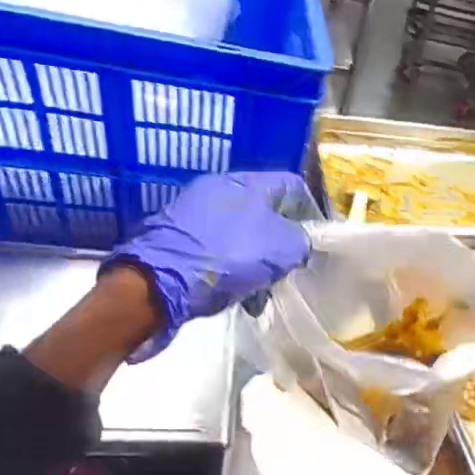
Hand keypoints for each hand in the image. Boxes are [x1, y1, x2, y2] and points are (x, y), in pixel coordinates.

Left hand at [107, 171, 312, 358]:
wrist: (158, 282)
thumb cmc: (227, 259)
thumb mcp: (280, 250)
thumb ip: (300, 241)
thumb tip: (299, 243)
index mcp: (246, 183)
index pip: (292, 184)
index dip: (310, 210)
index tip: (316, 240)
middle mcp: (218, 188)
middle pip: (265, 211)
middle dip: (280, 242)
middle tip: (287, 270)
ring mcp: (194, 212)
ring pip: (241, 234)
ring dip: (255, 260)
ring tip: (259, 291)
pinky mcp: (177, 237)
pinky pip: (216, 249)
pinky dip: (229, 267)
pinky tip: (231, 292)